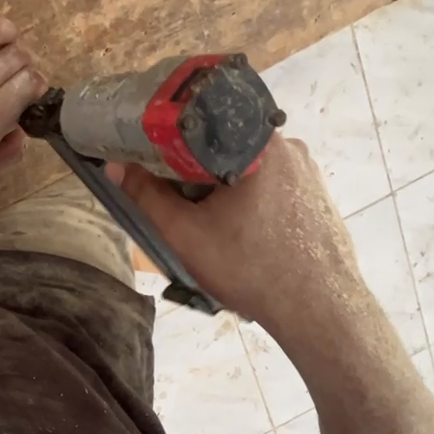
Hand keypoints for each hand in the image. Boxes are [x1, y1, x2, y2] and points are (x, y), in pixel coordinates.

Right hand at [112, 139, 374, 351]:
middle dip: (193, 168)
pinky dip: (246, 198)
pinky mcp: (316, 194)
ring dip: (220, 186)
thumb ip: (146, 196)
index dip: (166, 140)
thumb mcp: (185, 234)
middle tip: (171, 197)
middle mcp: (288, 146)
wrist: (318, 310)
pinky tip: (237, 230)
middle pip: (223, 145)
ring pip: (246, 167)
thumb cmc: (249, 268)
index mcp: (256, 142)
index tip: (146, 160)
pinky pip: (269, 185)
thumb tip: (114, 166)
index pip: (199, 123)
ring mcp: (307, 171)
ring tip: (202, 218)